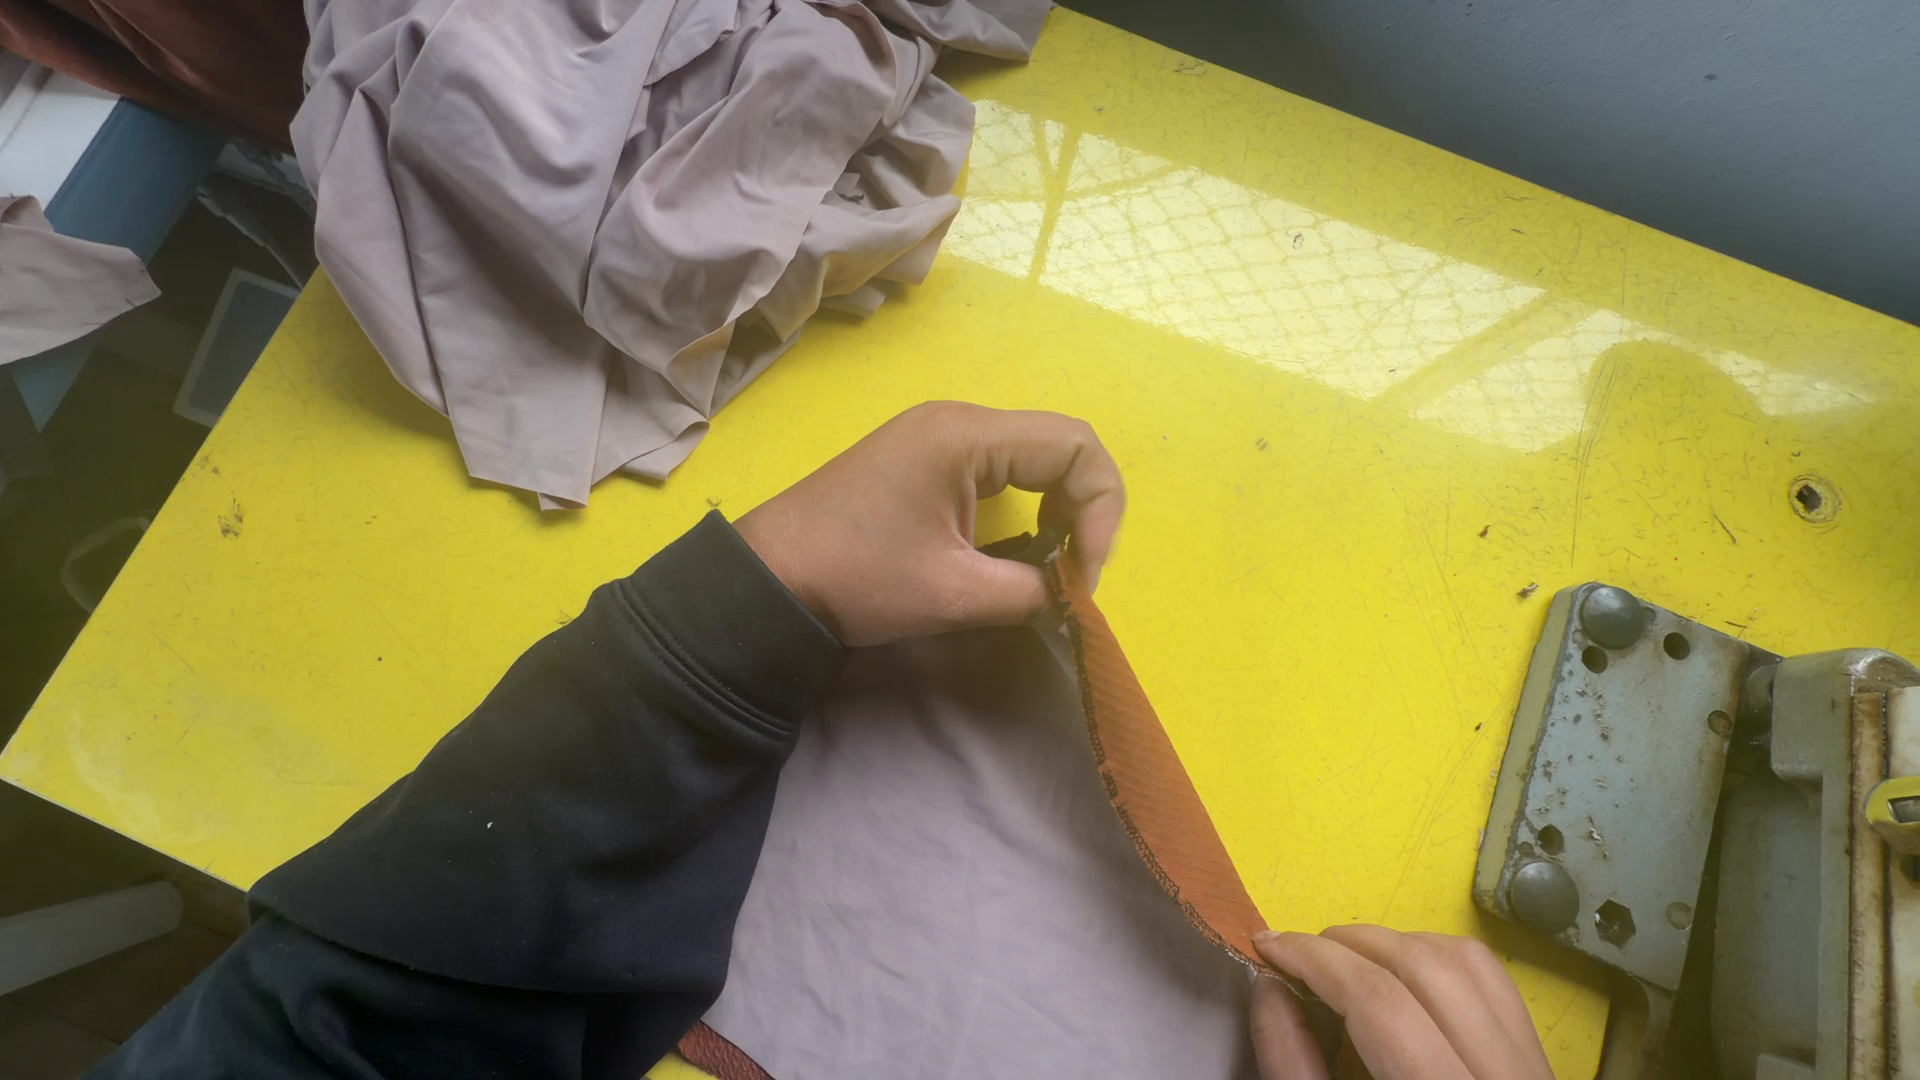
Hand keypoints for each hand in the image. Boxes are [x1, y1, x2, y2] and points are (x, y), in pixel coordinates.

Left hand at [732, 402, 1124, 646]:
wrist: (770, 580)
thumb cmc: (857, 578)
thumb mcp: (953, 594)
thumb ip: (1030, 591)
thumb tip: (1067, 595)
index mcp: (967, 436)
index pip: (1076, 446)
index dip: (1102, 510)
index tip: (1085, 575)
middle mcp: (959, 422)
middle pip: (1059, 447)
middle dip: (1085, 510)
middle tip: (1075, 573)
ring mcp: (940, 437)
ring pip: (1033, 457)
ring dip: (1058, 509)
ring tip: (1052, 564)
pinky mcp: (927, 460)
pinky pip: (1000, 470)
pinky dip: (1026, 506)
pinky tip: (1018, 546)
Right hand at [1249, 926, 1551, 1079]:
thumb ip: (1292, 1066)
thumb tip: (1269, 984)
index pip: (1382, 1004)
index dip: (1314, 959)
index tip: (1265, 944)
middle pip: (1426, 969)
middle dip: (1345, 943)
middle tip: (1297, 955)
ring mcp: (1537, 1075)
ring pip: (1465, 962)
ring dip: (1389, 942)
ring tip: (1342, 960)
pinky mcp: (1541, 1067)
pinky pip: (1492, 982)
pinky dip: (1433, 957)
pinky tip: (1396, 976)